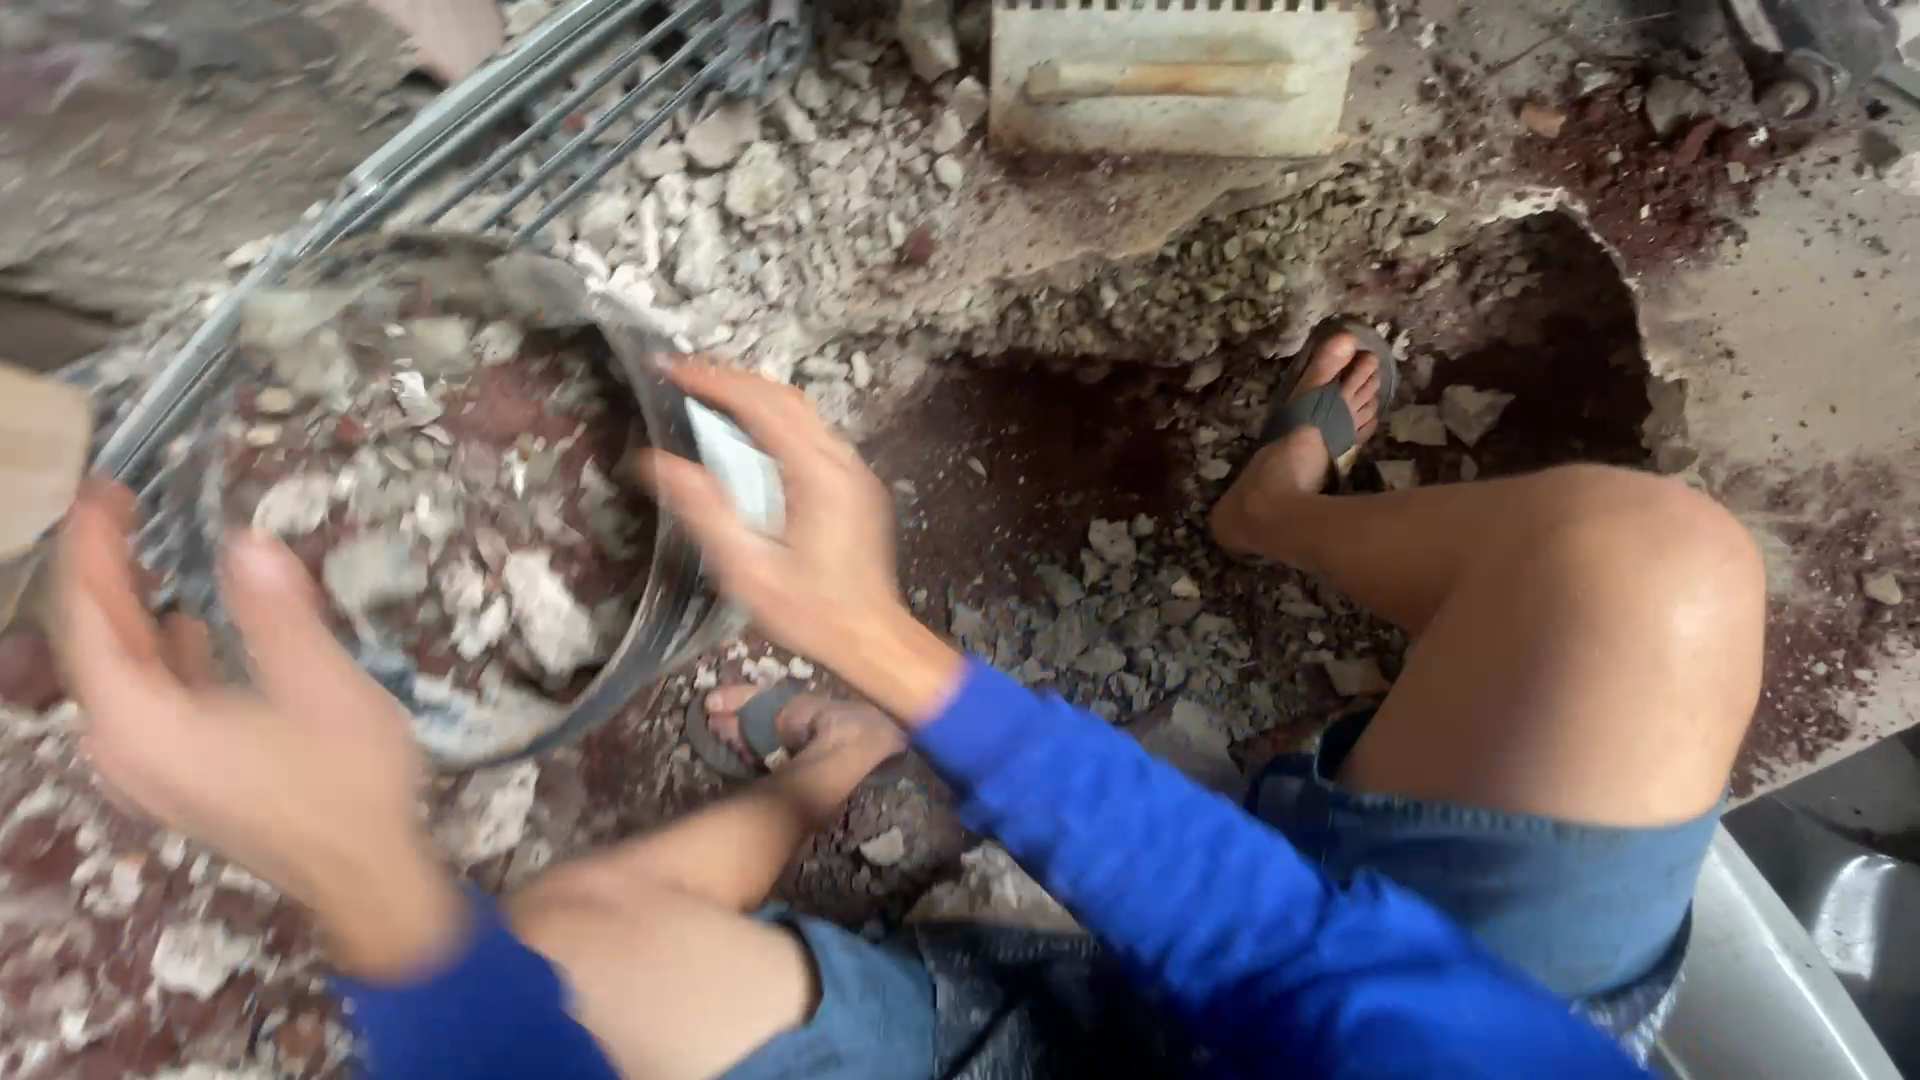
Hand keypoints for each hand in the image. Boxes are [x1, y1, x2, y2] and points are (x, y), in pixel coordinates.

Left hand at [52, 480, 462, 980]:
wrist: (362, 869)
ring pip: (121, 675)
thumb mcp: (325, 689)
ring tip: (154, 562)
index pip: (91, 620)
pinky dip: (163, 655)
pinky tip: (195, 633)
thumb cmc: (347, 780)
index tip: (106, 490)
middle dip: (108, 575)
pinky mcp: (182, 773)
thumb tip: (250, 543)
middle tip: (126, 512)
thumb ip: (282, 617)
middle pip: (94, 646)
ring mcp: (149, 765)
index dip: (96, 550)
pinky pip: (150, 700)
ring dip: (133, 615)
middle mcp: (123, 744)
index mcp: (143, 721)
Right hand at [636, 366, 963, 724]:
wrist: (872, 637)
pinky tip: (751, 434)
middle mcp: (843, 462)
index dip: (712, 379)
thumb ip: (705, 511)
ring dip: (757, 396)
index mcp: (817, 476)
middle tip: (681, 374)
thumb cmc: (811, 613)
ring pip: (805, 412)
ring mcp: (857, 472)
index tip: (667, 366)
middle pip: (786, 398)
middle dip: (731, 378)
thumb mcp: (748, 571)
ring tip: (708, 394)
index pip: (761, 404)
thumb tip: (655, 461)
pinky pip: (817, 435)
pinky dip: (778, 421)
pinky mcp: (859, 487)